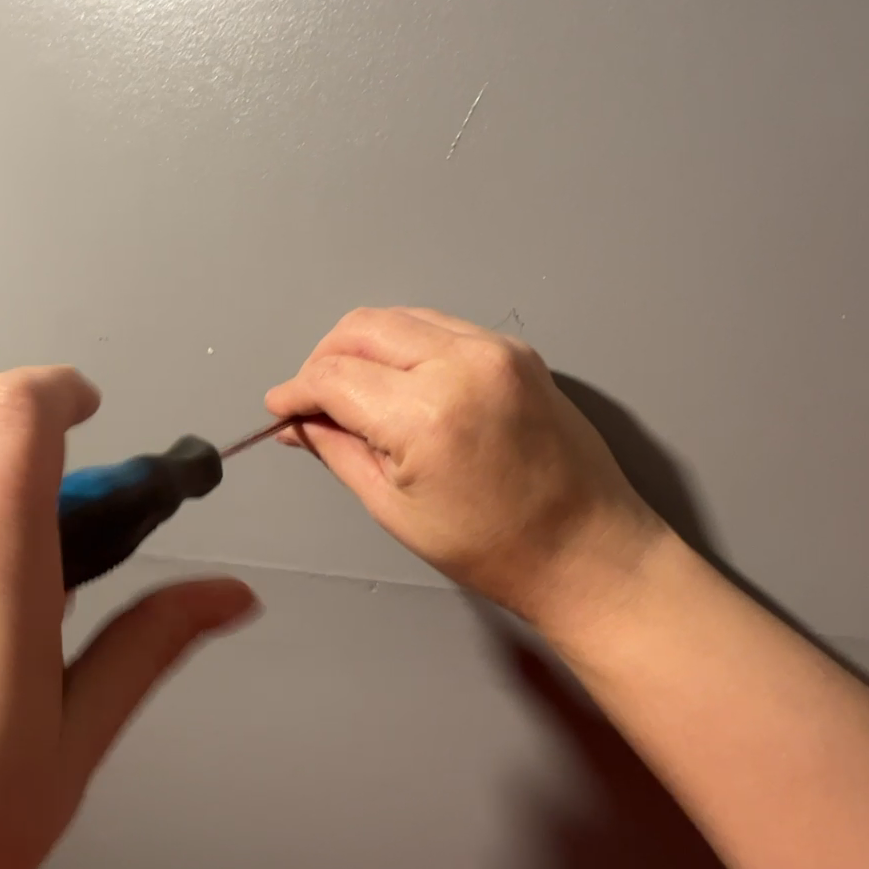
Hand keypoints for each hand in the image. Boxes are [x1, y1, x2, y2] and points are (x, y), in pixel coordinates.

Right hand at [265, 307, 665, 635]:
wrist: (588, 550)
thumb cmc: (490, 548)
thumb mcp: (393, 507)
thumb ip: (336, 450)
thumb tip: (295, 423)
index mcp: (426, 413)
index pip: (333, 377)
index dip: (295, 392)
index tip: (279, 409)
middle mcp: (462, 363)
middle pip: (360, 328)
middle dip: (322, 360)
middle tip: (311, 402)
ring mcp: (495, 348)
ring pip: (397, 318)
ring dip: (360, 348)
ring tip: (350, 394)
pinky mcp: (514, 349)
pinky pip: (436, 327)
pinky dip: (401, 347)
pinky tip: (395, 384)